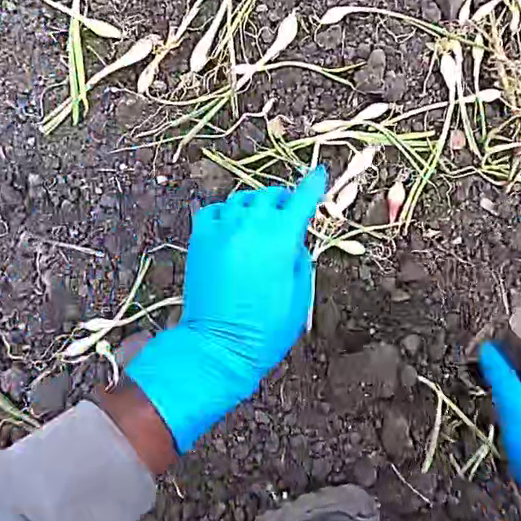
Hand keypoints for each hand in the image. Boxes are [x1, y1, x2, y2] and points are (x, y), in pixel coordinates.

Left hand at [127, 166, 328, 451]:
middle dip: (283, 201)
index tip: (319, 174)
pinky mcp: (200, 238)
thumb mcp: (300, 295)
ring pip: (242, 199)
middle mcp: (251, 224)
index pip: (302, 199)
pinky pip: (215, 211)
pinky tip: (232, 226)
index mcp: (281, 236)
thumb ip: (301, 259)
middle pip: (271, 196)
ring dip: (255, 206)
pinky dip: (226, 213)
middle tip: (287, 214)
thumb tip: (294, 241)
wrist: (218, 346)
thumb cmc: (266, 328)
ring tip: (259, 222)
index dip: (314, 184)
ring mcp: (223, 228)